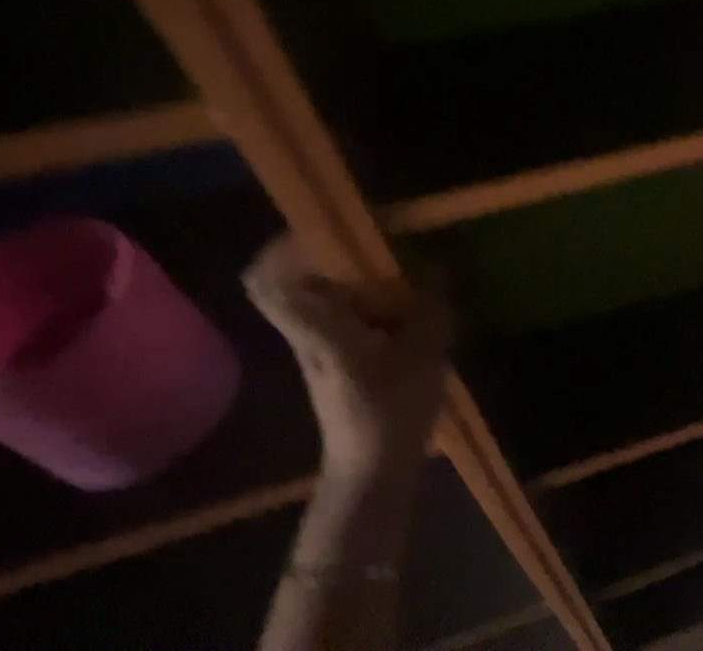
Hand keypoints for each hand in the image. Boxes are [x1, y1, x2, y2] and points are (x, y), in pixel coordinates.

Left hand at [245, 239, 451, 480]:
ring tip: (398, 277)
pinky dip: (363, 309)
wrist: (371, 474)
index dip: (283, 248)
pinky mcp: (332, 367)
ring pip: (317, 302)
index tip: (323, 228)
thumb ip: (428, 306)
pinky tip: (403, 314)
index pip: (269, 281)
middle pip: (292, 283)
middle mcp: (306, 335)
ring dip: (351, 284)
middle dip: (329, 258)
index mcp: (318, 328)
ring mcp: (316, 352)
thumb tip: (434, 269)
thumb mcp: (423, 353)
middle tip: (374, 246)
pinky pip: (337, 320)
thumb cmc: (391, 410)